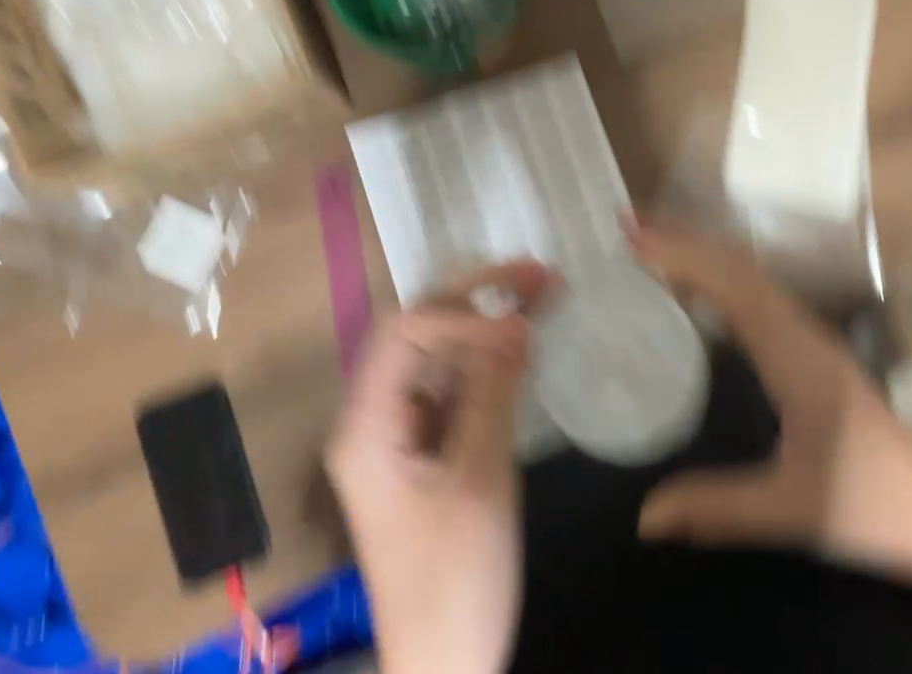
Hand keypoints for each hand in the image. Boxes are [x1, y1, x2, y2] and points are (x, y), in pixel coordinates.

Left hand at [327, 262, 557, 673]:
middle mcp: (374, 418)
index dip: (464, 317)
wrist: (443, 664)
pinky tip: (526, 353)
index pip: (406, 333)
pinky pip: (452, 391)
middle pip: (419, 335)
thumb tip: (515, 321)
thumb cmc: (456, 580)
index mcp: (367, 425)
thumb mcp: (480, 481)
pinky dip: (489, 367)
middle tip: (541, 277)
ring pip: (439, 358)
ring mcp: (398, 435)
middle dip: (478, 300)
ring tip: (544, 298)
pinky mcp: (424, 452)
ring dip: (488, 328)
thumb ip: (492, 394)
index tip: (523, 329)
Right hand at [629, 222, 911, 600]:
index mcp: (800, 357)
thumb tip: (643, 517)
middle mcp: (805, 336)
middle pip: (741, 269)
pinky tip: (696, 298)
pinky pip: (758, 301)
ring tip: (650, 250)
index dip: (683, 256)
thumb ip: (719, 510)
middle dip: (685, 242)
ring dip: (703, 257)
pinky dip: (720, 283)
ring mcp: (812, 343)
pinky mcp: (813, 358)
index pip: (734, 286)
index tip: (632, 239)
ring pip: (752, 280)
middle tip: (627, 229)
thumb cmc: (878, 506)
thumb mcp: (795, 511)